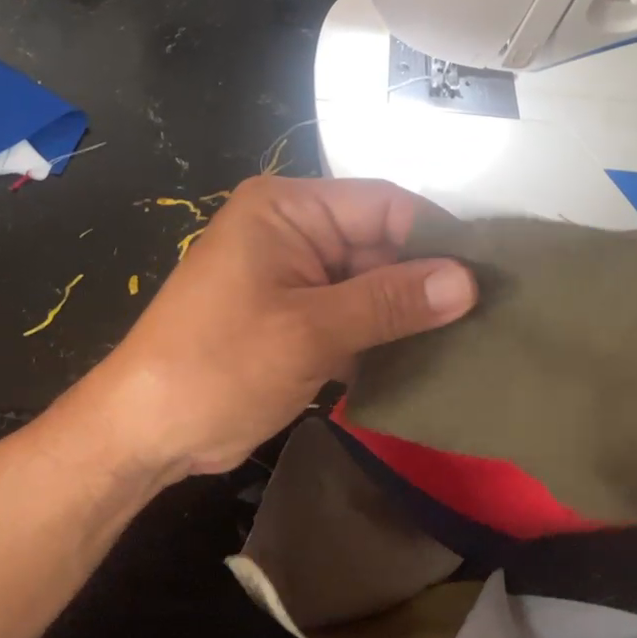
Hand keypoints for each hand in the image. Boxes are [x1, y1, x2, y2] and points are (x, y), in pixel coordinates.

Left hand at [82, 176, 476, 478]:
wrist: (145, 433)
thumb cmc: (218, 364)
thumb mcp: (310, 329)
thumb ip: (391, 301)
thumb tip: (469, 280)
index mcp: (288, 208)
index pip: (382, 204)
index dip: (435, 236)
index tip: (489, 274)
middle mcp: (294, 231)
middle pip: (380, 244)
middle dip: (426, 280)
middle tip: (491, 316)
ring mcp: (295, 278)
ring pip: (372, 284)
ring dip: (409, 314)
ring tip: (475, 339)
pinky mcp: (297, 319)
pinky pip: (354, 316)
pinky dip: (384, 337)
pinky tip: (432, 361)